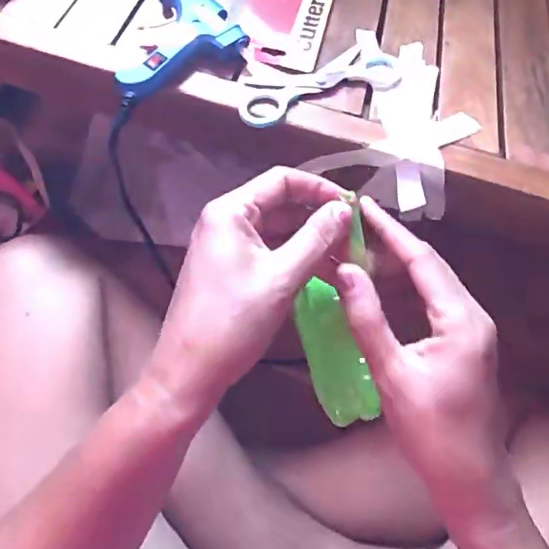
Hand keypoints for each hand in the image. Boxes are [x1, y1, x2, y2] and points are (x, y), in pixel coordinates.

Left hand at [144, 168, 351, 414]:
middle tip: (359, 238)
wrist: (190, 369)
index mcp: (231, 211)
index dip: (319, 188)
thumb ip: (315, 238)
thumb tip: (343, 208)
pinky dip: (297, 259)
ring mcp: (227, 244)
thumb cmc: (233, 319)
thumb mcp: (281, 277)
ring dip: (313, 242)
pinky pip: (270, 251)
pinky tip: (328, 275)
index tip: (354, 206)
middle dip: (320, 219)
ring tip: (352, 260)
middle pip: (281, 204)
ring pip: (278, 230)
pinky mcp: (232, 266)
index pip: (281, 180)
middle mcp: (226, 219)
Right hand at [336, 200, 517, 531]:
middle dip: (391, 241)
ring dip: (396, 262)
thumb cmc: (433, 432)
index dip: (390, 230)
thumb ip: (367, 318)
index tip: (362, 206)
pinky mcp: (462, 343)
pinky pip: (430, 299)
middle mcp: (472, 317)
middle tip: (352, 223)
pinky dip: (403, 284)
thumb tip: (345, 270)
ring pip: (430, 281)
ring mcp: (471, 330)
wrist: (472, 484)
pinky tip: (378, 284)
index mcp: (462, 319)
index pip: (423, 259)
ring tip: (358, 246)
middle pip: (429, 264)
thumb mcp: (393, 373)